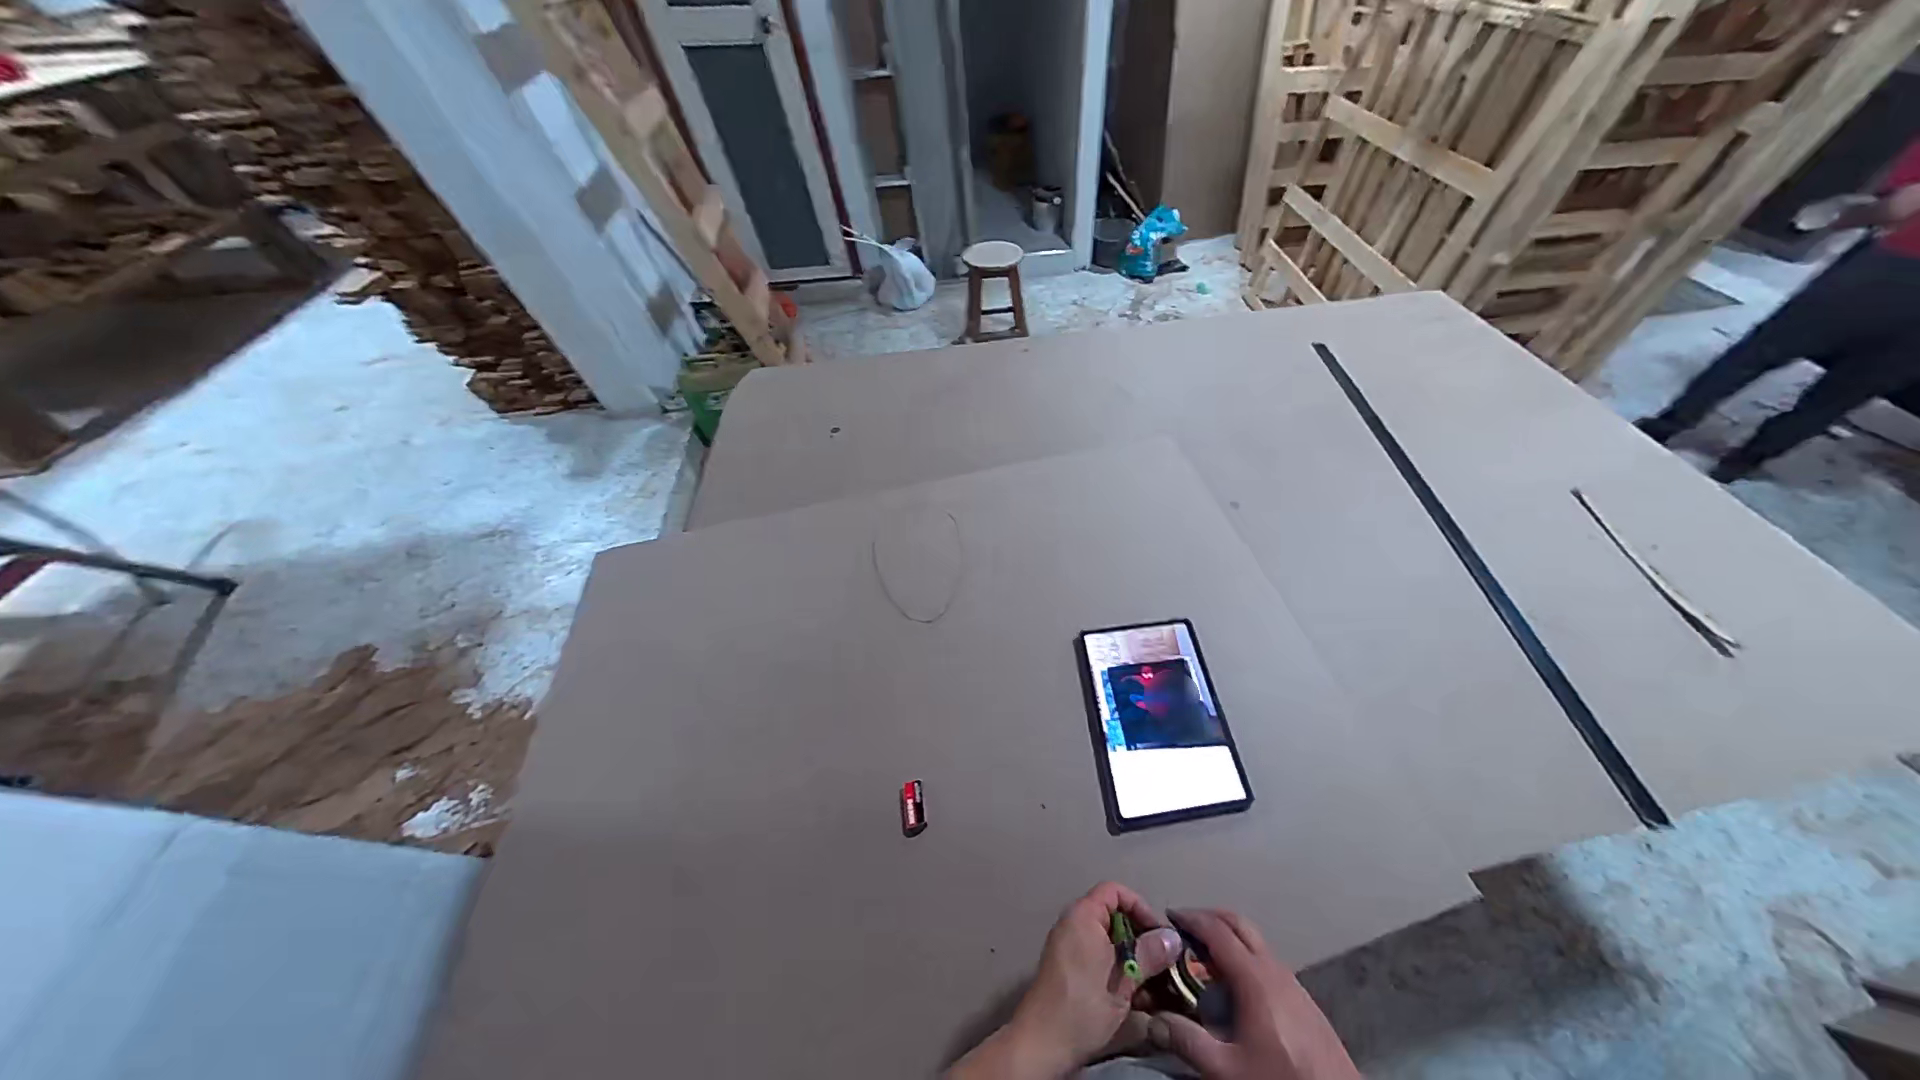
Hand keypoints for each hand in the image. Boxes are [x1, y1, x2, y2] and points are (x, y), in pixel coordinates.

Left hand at [947, 882, 1183, 1079]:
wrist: (1042, 1042)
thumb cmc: (1082, 1005)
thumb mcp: (1122, 980)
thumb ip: (1148, 954)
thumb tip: (1173, 937)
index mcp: (1083, 916)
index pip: (1115, 891)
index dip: (1140, 907)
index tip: (1160, 935)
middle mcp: (1075, 924)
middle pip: (1115, 916)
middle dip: (1142, 938)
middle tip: (1164, 964)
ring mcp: (1071, 946)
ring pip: (1111, 941)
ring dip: (1134, 960)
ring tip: (1154, 986)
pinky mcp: (1071, 968)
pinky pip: (1100, 957)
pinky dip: (1119, 971)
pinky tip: (1136, 998)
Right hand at [1146, 908, 1361, 1079]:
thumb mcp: (1227, 1071)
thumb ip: (1187, 1041)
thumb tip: (1153, 1021)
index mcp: (1254, 978)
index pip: (1216, 930)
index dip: (1190, 918)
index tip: (1167, 918)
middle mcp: (1274, 970)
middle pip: (1238, 924)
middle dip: (1208, 918)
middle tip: (1183, 929)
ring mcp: (1293, 984)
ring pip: (1255, 942)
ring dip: (1227, 937)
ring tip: (1203, 958)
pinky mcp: (1304, 1001)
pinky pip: (1267, 961)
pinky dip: (1243, 956)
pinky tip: (1234, 988)